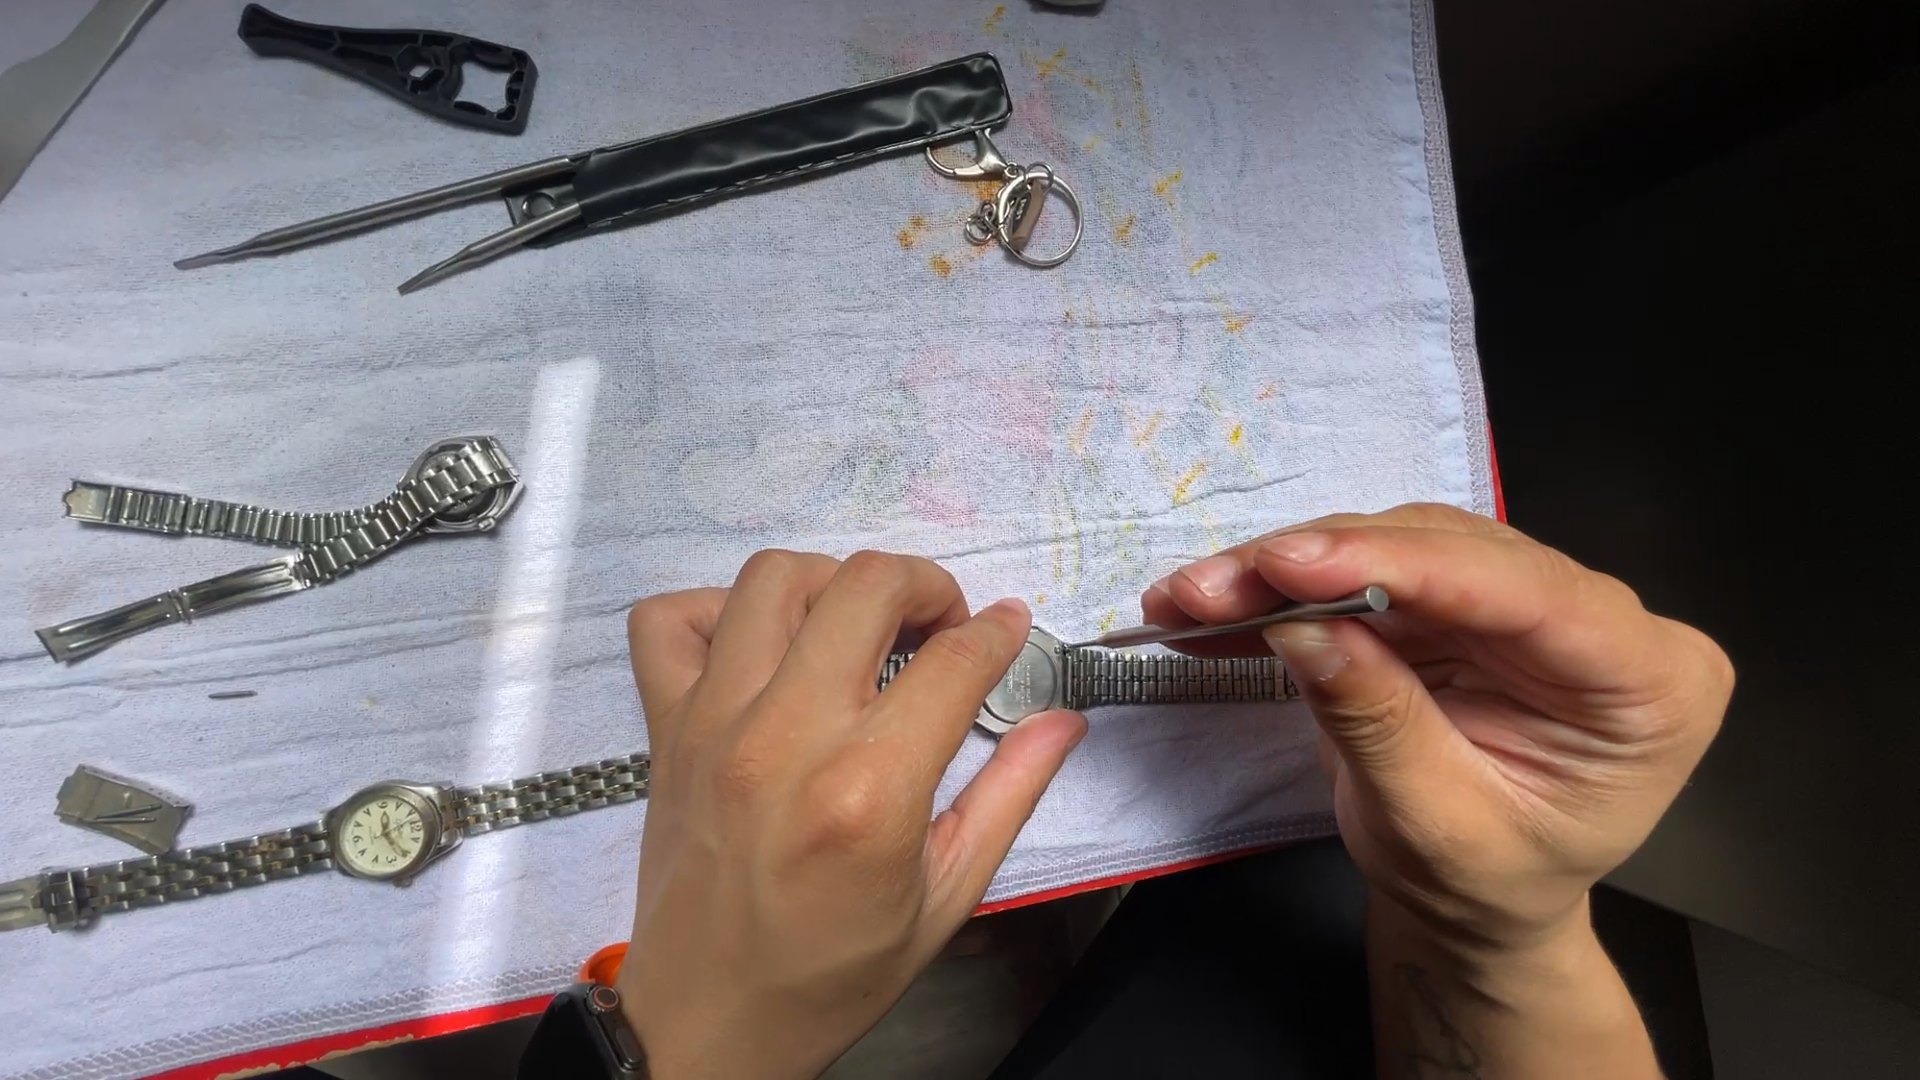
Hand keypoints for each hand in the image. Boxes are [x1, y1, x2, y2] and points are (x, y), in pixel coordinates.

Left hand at [616, 551, 1087, 1079]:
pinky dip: (713, 607)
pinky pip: (667, 618)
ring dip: (832, 581)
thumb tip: (1063, 717)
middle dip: (925, 583)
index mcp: (869, 790)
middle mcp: (785, 736)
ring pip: (772, 578)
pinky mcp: (664, 724)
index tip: (1007, 625)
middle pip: (865, 586)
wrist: (703, 1021)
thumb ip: (1012, 792)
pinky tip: (758, 644)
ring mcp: (712, 720)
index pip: (953, 661)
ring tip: (855, 624)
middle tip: (939, 623)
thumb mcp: (948, 895)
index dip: (997, 629)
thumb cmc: (835, 968)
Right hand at [1143, 504, 1732, 951]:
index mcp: (1641, 678)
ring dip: (1275, 573)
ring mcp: (1502, 602)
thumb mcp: (1431, 823)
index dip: (1393, 563)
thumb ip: (1375, 719)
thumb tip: (1297, 624)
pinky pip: (1349, 576)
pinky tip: (1211, 609)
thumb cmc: (1481, 883)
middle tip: (1202, 588)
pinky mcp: (1438, 603)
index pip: (1518, 589)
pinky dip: (1275, 593)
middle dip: (1306, 566)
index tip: (1284, 563)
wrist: (1471, 898)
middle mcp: (1580, 617)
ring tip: (1189, 598)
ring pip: (1379, 549)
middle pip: (1434, 551)